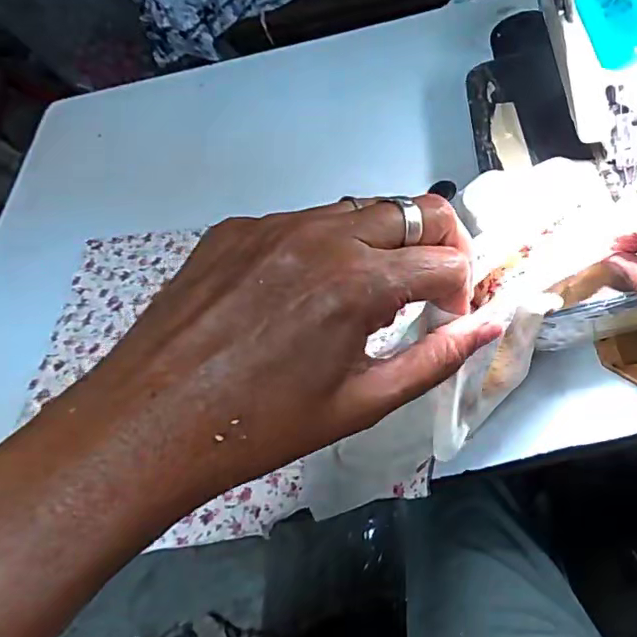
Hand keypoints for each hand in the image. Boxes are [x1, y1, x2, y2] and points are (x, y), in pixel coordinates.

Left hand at [34, 195, 500, 533]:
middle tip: (429, 292)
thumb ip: (437, 358)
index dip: (462, 293)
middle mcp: (323, 234)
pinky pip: (307, 222)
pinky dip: (330, 246)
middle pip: (419, 210)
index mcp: (359, 282)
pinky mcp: (238, 227)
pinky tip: (303, 294)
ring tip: (367, 295)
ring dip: (387, 244)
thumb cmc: (263, 427)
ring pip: (364, 210)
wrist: (146, 425)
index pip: (449, 259)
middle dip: (442, 246)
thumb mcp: (363, 402)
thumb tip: (489, 326)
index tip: (445, 323)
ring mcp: (275, 224)